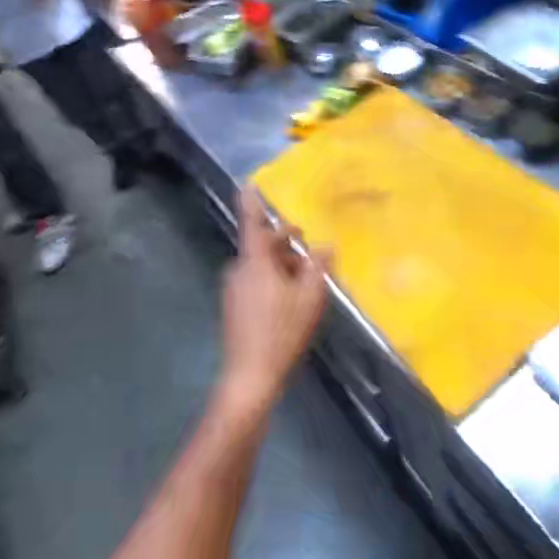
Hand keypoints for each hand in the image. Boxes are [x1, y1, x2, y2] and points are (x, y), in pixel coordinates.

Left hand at [217, 187, 328, 415]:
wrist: (250, 375)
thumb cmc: (282, 331)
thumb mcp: (309, 298)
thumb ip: (317, 268)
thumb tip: (325, 247)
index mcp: (254, 261)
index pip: (253, 223)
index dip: (251, 202)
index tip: (248, 182)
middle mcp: (239, 269)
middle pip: (262, 246)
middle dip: (286, 244)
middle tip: (310, 250)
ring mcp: (233, 288)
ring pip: (261, 265)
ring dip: (282, 267)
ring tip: (306, 283)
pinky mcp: (233, 305)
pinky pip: (255, 281)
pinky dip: (273, 281)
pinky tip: (291, 302)